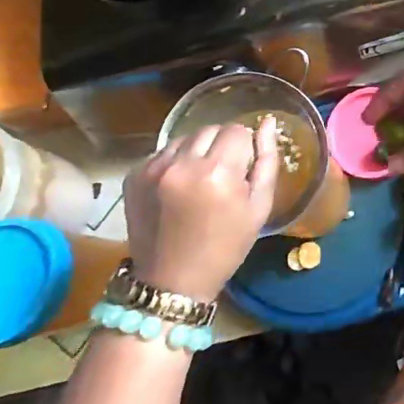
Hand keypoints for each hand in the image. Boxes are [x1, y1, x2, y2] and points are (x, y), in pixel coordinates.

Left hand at [124, 118, 279, 300]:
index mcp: (218, 172)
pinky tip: (179, 189)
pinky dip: (175, 163)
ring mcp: (154, 168)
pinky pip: (163, 153)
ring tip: (199, 182)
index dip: (245, 148)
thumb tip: (269, 123)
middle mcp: (183, 164)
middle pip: (210, 129)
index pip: (237, 131)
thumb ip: (267, 161)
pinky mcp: (135, 175)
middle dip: (221, 146)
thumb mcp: (259, 207)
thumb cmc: (226, 246)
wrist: (172, 280)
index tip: (243, 170)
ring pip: (185, 138)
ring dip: (197, 152)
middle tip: (223, 176)